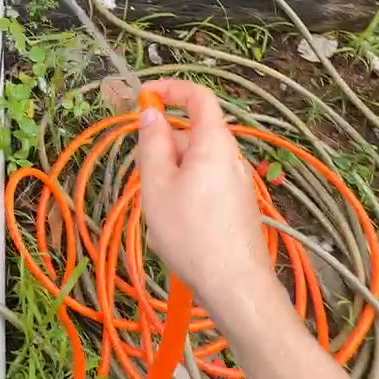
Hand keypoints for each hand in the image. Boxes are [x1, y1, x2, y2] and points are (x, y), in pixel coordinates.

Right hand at [135, 79, 275, 311]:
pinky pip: (203, 186)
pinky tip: (174, 229)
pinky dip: (182, 195)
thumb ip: (152, 142)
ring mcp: (235, 185)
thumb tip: (150, 113)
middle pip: (191, 134)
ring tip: (158, 212)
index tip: (143, 96)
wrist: (236, 289)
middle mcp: (230, 159)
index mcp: (213, 144)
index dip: (170, 88)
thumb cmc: (190, 232)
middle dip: (161, 147)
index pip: (198, 96)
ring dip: (168, 176)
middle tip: (143, 176)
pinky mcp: (236, 208)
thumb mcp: (156, 183)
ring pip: (193, 164)